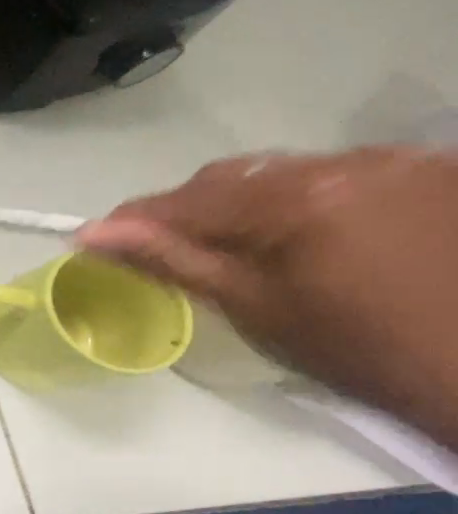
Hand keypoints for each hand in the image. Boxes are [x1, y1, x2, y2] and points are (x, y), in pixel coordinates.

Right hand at [76, 146, 457, 447]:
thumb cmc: (358, 350)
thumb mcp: (252, 308)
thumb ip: (170, 259)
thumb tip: (91, 233)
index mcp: (294, 199)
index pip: (187, 198)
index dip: (135, 219)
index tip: (96, 239)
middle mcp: (348, 163)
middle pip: (239, 177)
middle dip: (200, 209)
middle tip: (180, 251)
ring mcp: (404, 163)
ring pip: (293, 172)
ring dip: (262, 202)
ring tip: (264, 246)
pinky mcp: (441, 173)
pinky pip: (351, 174)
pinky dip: (322, 199)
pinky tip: (330, 236)